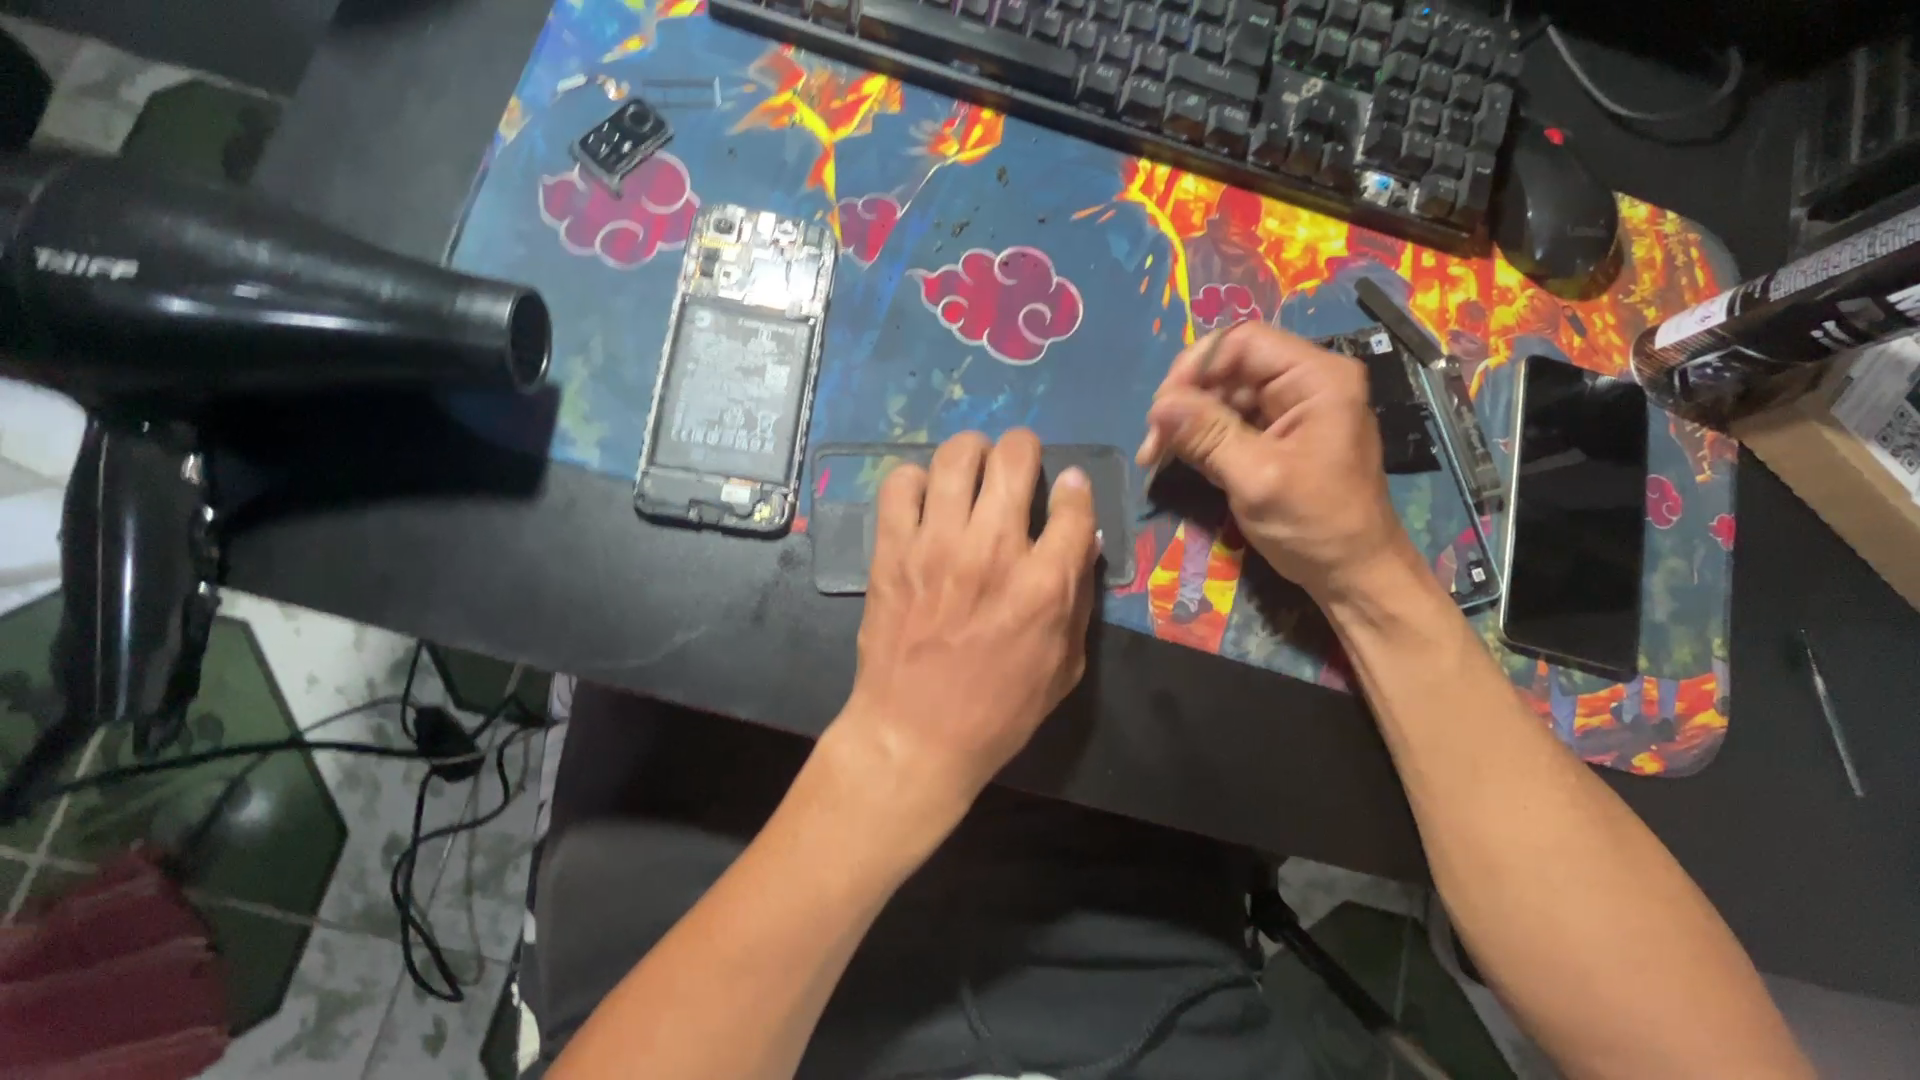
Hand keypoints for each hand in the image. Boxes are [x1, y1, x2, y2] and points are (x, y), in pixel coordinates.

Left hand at [831, 430, 1099, 825]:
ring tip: (973, 468)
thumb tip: (1083, 541)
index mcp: (1045, 583)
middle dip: (1024, 449)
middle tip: (1017, 465)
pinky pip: (901, 484)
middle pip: (1015, 457)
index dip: (1076, 488)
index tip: (1068, 489)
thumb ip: (1079, 599)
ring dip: (973, 452)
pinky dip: (916, 481)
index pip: (1073, 504)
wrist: (916, 733)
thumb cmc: (1000, 710)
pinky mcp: (892, 550)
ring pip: (957, 456)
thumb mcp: (1065, 666)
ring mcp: (937, 545)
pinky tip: (925, 500)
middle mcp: (994, 550)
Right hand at [1136, 322, 1413, 602]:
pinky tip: (1178, 459)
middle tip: (1152, 443)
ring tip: (1155, 455)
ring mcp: (1290, 411)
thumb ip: (1207, 435)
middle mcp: (1305, 384)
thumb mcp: (1257, 478)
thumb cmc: (1316, 526)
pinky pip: (1229, 422)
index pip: (1243, 343)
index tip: (1161, 409)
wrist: (1354, 576)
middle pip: (1229, 367)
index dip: (1195, 367)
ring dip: (1187, 422)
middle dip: (1186, 399)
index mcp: (1317, 379)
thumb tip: (1158, 405)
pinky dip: (1200, 439)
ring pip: (1223, 396)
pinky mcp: (1276, 438)